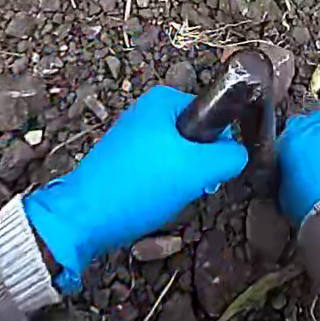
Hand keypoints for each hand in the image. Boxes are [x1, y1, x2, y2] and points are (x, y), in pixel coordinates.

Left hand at [24, 86, 247, 291]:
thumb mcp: (197, 169)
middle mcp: (148, 109)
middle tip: (190, 184)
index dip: (218, 145)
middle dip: (199, 163)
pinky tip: (154, 199)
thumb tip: (240, 154)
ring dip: (183, 175)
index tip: (209, 168)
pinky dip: (163, 182)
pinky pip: (160, 165)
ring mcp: (134, 133)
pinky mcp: (123, 157)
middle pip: (197, 135)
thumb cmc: (138, 186)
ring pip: (180, 153)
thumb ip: (230, 156)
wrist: (79, 221)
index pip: (214, 115)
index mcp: (164, 99)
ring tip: (169, 193)